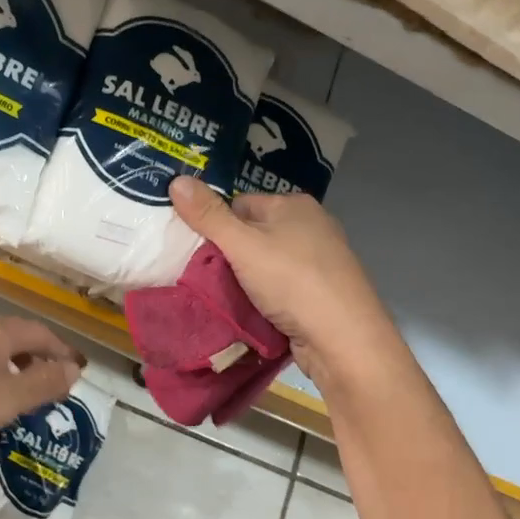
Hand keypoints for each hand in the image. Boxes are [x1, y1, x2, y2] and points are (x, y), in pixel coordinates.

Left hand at [0, 314, 84, 460]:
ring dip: (12, 367)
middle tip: (52, 386)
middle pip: (14, 338)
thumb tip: (72, 368)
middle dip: (37, 359)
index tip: (77, 372)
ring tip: (21, 395)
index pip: (40, 333)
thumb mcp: (8, 400)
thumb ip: (44, 383)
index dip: (62, 352)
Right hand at [169, 177, 386, 387]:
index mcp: (294, 205)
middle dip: (228, 255)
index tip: (195, 251)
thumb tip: (176, 180)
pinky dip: (264, 298)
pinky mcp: (320, 292)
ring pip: (265, 263)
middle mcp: (310, 226)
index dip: (215, 225)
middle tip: (203, 276)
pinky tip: (250, 311)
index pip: (239, 204)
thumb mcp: (243, 245)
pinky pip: (280, 287)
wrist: (343, 339)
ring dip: (244, 280)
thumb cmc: (293, 282)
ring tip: (222, 297)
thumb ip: (208, 215)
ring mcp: (319, 261)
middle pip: (251, 234)